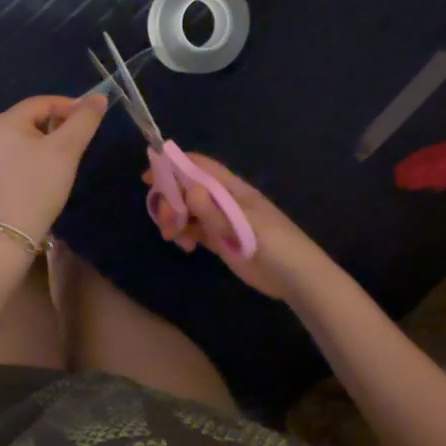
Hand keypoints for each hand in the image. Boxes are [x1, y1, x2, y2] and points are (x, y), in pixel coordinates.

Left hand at [0, 93, 107, 240]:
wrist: (14, 230)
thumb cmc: (40, 184)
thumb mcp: (67, 149)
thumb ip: (84, 120)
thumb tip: (99, 97)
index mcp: (7, 120)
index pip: (44, 102)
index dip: (71, 107)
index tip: (92, 120)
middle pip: (37, 117)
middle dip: (62, 124)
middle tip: (83, 139)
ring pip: (32, 136)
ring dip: (54, 140)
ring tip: (72, 155)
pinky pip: (24, 152)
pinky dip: (42, 154)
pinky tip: (54, 169)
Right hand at [146, 153, 309, 297]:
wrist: (297, 278)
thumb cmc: (276, 245)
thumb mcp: (245, 227)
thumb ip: (215, 211)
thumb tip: (189, 189)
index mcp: (233, 189)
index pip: (199, 167)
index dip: (174, 166)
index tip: (149, 177)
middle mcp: (224, 200)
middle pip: (187, 189)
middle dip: (170, 199)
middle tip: (164, 220)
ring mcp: (221, 220)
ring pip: (187, 210)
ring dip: (174, 219)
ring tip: (172, 236)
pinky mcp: (220, 240)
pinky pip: (193, 229)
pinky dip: (183, 234)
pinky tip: (186, 246)